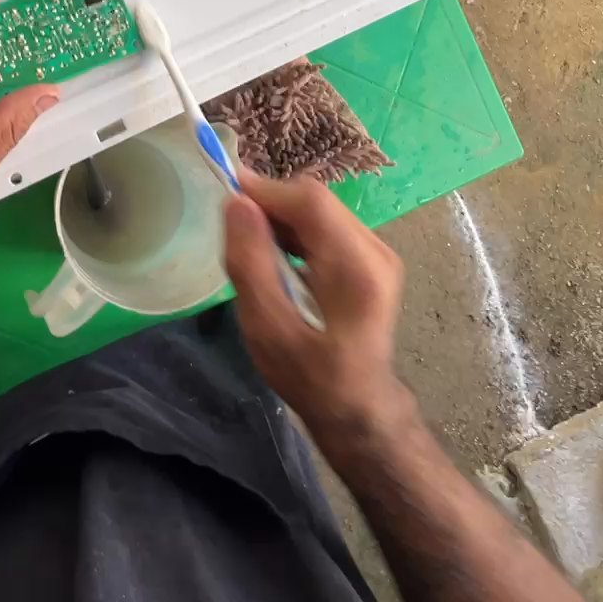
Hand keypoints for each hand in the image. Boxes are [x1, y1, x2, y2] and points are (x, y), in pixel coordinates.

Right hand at [222, 170, 409, 439]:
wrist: (358, 412)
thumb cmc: (310, 377)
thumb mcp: (268, 329)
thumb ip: (250, 263)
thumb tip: (236, 204)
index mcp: (357, 266)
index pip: (310, 201)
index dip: (265, 189)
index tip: (224, 192)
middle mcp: (375, 250)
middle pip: (316, 201)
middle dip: (270, 205)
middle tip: (233, 226)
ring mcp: (377, 253)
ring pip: (320, 211)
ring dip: (281, 218)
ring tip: (251, 245)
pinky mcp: (370, 260)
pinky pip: (326, 227)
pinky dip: (296, 232)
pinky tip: (276, 257)